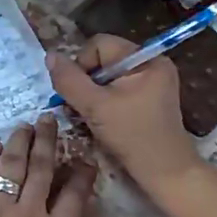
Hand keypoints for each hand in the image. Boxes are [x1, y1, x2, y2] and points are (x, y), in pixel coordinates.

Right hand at [46, 35, 203, 194]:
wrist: (165, 172)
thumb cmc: (132, 136)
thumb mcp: (94, 107)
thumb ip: (69, 80)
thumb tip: (50, 56)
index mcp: (145, 59)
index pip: (99, 44)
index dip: (81, 64)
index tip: (77, 93)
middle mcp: (152, 64)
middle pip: (103, 59)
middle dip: (86, 81)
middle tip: (82, 106)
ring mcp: (152, 82)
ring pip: (108, 77)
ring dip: (93, 94)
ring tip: (90, 115)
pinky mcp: (150, 99)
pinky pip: (118, 89)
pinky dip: (105, 101)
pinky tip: (101, 119)